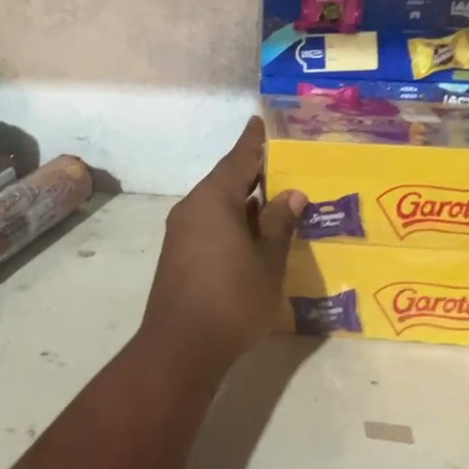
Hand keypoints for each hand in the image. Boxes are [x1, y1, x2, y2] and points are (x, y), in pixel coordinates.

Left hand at [138, 118, 307, 377]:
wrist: (181, 347)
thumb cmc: (232, 297)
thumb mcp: (267, 260)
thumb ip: (278, 223)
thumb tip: (290, 194)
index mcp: (213, 198)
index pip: (238, 159)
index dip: (253, 142)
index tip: (260, 122)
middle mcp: (192, 207)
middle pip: (225, 181)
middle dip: (252, 174)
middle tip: (280, 165)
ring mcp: (181, 233)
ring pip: (216, 206)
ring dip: (242, 203)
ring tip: (273, 201)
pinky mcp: (178, 256)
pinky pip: (209, 225)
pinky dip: (231, 223)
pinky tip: (252, 236)